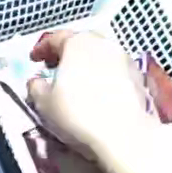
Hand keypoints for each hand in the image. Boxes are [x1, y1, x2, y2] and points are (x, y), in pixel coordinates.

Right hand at [25, 30, 171, 161]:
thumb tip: (36, 82)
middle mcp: (103, 44)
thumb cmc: (76, 114)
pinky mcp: (137, 76)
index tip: (34, 59)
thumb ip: (35, 87)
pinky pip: (112, 71)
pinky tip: (94, 93)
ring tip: (74, 82)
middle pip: (80, 43)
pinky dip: (100, 76)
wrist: (122, 134)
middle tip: (54, 67)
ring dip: (84, 65)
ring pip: (98, 56)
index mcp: (77, 43)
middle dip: (65, 53)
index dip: (42, 48)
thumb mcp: (42, 103)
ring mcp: (124, 58)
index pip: (55, 38)